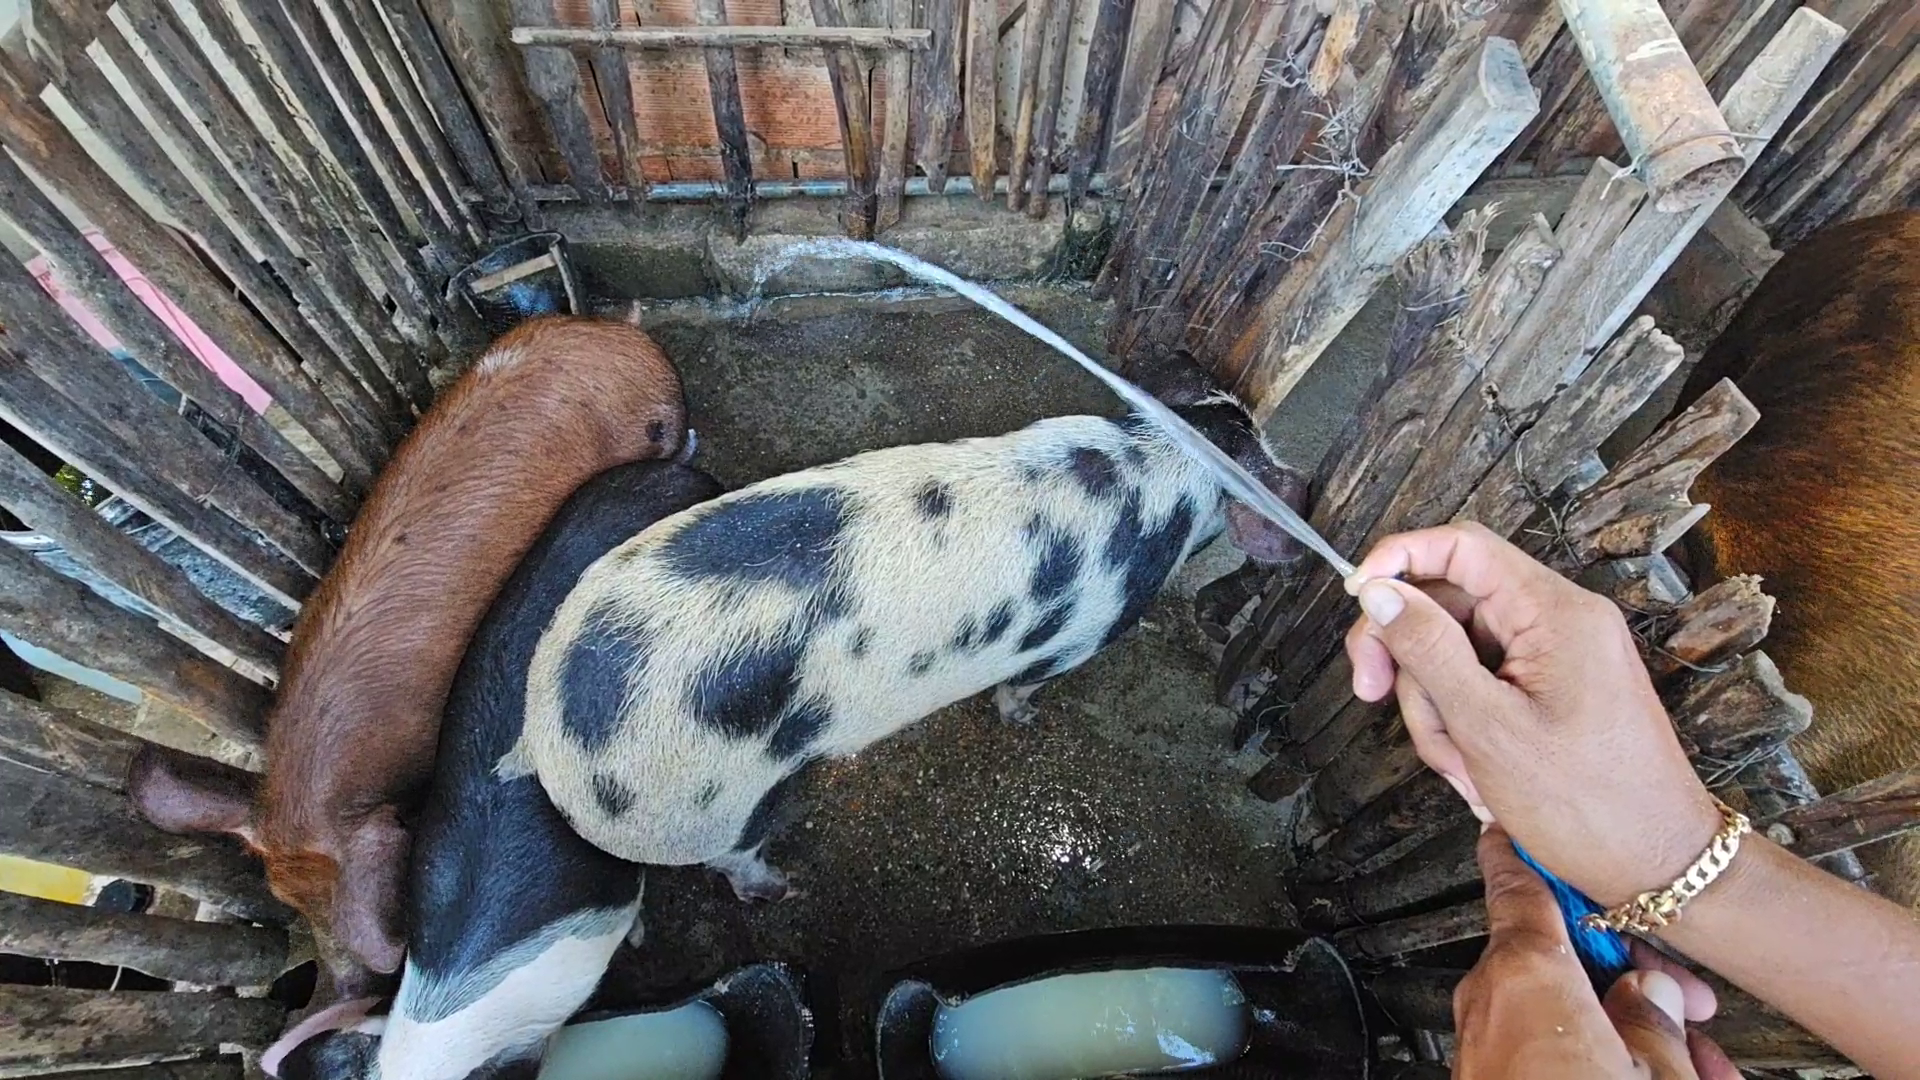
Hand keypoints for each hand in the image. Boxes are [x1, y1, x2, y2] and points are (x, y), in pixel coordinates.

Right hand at [1342, 523, 1720, 906]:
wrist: (1662, 871)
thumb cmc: (1583, 802)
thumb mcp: (1487, 724)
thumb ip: (1427, 647)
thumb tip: (1375, 591)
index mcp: (1552, 612)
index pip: (1459, 547)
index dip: (1396, 558)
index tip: (1354, 595)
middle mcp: (1550, 620)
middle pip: (1440, 600)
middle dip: (1400, 649)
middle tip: (1367, 692)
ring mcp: (1544, 653)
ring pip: (1444, 646)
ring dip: (1427, 701)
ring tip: (1451, 761)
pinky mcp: (1537, 683)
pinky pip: (1466, 678)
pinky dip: (1450, 717)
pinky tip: (1465, 763)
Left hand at [1455, 827, 1738, 1079]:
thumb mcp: (1656, 1075)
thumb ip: (1650, 1020)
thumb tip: (1649, 988)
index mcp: (1524, 969)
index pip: (1514, 883)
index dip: (1518, 851)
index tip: (1511, 825)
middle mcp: (1491, 989)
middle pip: (1548, 946)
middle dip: (1615, 962)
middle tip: (1685, 992)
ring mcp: (1483, 1031)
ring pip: (1550, 996)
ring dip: (1611, 1010)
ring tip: (1690, 1051)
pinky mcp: (1486, 1067)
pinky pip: (1535, 1035)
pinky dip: (1580, 1038)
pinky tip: (1643, 1066)